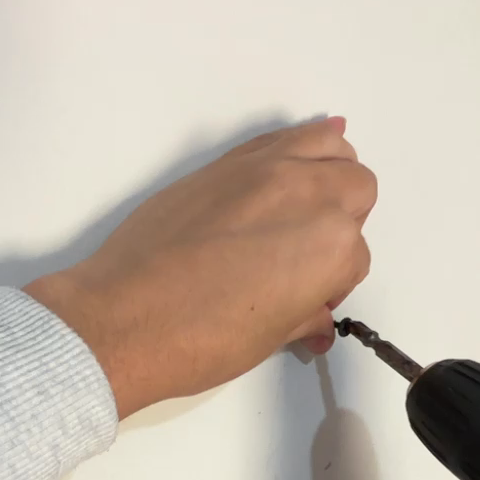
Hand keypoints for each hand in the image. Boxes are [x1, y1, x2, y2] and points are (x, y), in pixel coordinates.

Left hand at [23, 117, 375, 417]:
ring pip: (327, 146)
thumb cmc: (201, 341)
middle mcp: (310, 194)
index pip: (355, 261)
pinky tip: (290, 164)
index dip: (332, 288)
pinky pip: (279, 138)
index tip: (306, 303)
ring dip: (328, 173)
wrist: (123, 319)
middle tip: (303, 259)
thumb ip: (304, 317)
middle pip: (355, 191)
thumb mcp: (268, 340)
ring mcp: (265, 169)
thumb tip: (316, 322)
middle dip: (341, 224)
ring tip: (301, 209)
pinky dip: (295, 146)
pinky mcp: (225, 162)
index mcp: (332, 247)